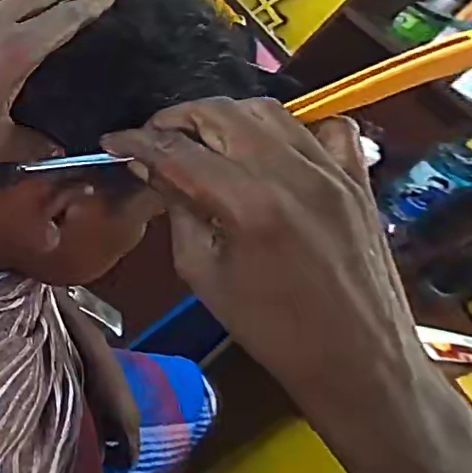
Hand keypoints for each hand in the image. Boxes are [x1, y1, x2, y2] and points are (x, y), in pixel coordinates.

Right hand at [100, 99, 419, 409]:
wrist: (359, 363)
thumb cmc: (269, 327)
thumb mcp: (199, 270)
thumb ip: (176, 208)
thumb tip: (150, 166)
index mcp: (248, 203)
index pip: (177, 149)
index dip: (136, 140)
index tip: (112, 142)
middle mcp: (293, 174)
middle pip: (220, 112)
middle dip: (175, 119)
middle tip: (152, 140)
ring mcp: (333, 171)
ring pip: (266, 109)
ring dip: (222, 116)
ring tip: (200, 140)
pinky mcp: (359, 179)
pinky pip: (325, 127)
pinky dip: (290, 127)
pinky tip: (268, 149)